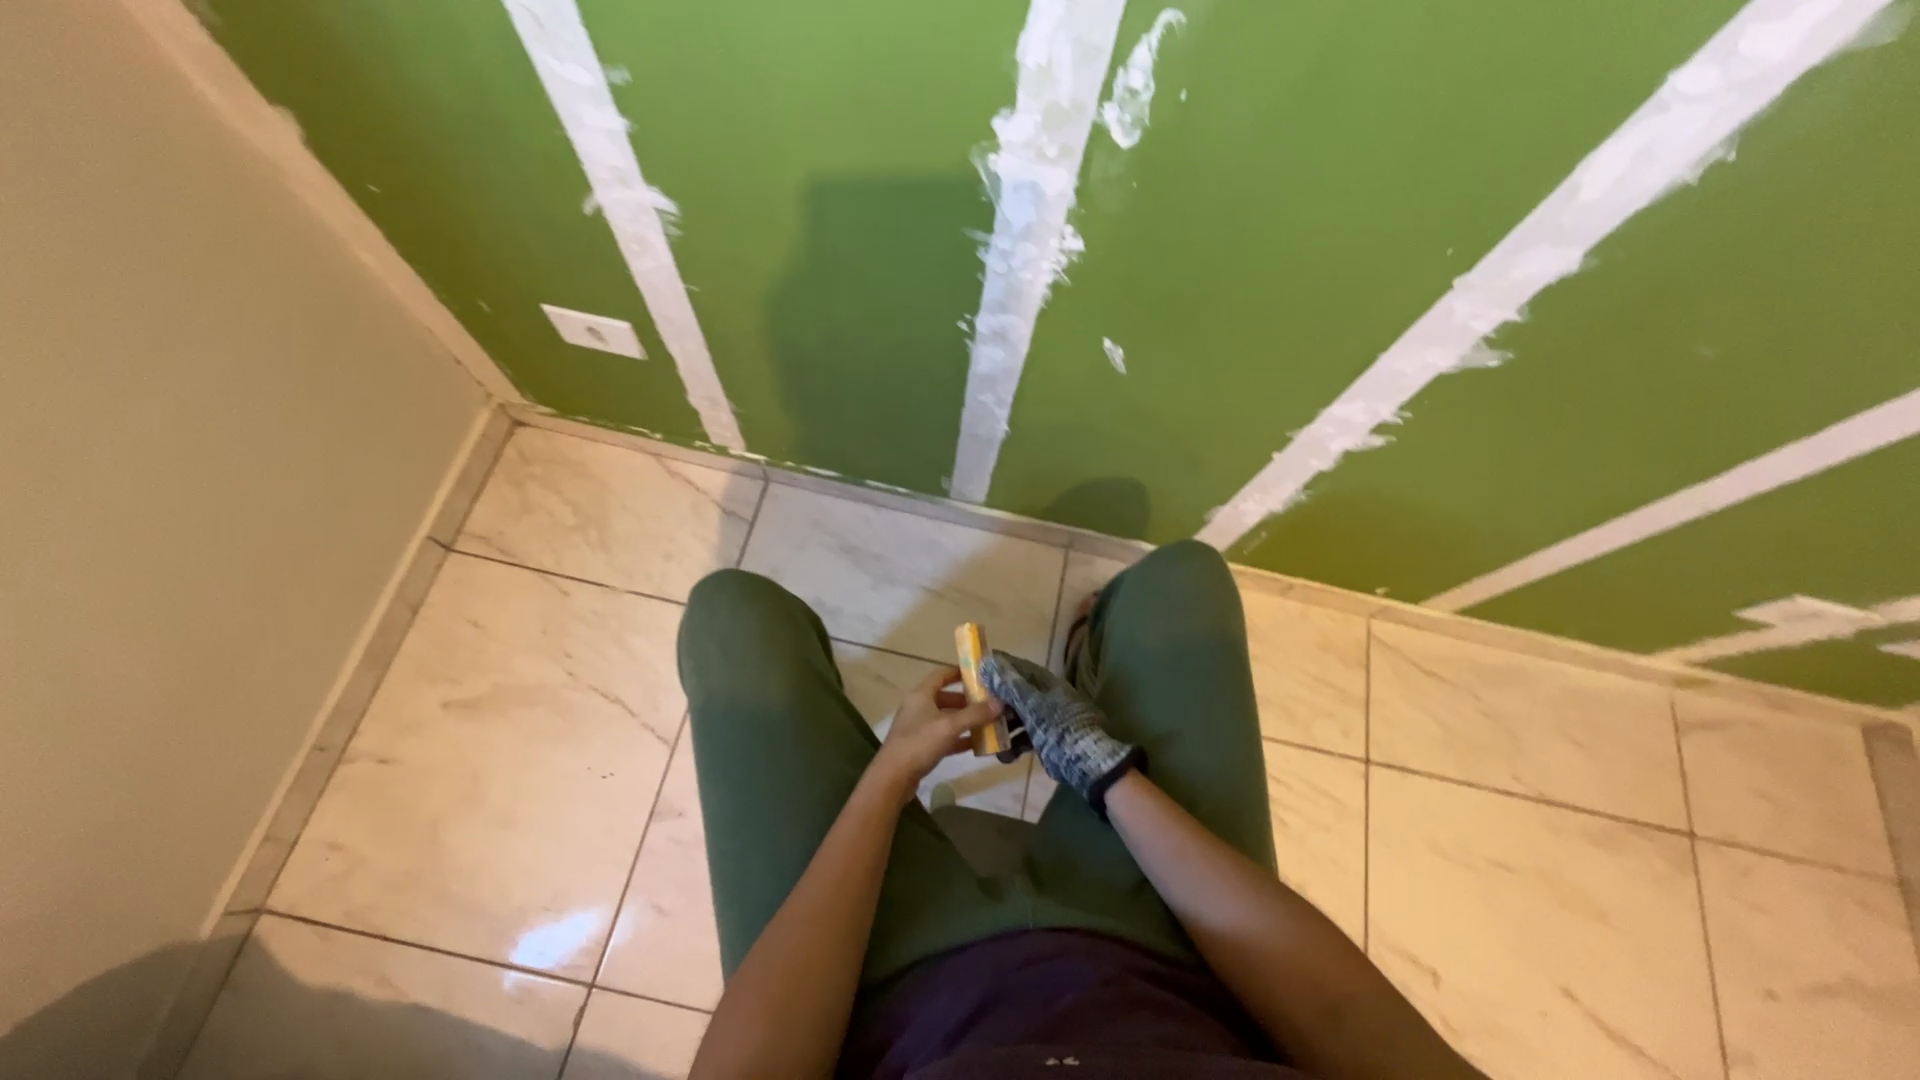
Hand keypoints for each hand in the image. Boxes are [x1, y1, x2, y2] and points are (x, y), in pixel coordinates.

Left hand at [867, 667, 1003, 805]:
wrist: (893, 777)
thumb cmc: (919, 743)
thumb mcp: (949, 726)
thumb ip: (975, 714)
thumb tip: (999, 702)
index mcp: (921, 695)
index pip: (941, 675)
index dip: (959, 672)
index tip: (980, 676)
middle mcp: (919, 708)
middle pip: (946, 698)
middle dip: (968, 701)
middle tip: (989, 704)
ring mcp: (919, 728)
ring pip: (946, 719)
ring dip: (966, 721)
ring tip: (988, 723)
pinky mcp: (922, 747)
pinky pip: (945, 738)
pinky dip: (960, 739)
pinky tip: (977, 744)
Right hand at [979, 651, 1143, 817]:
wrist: (1083, 760)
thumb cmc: (1057, 727)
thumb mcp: (1031, 704)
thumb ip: (1009, 685)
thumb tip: (987, 662)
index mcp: (1044, 683)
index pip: (1017, 667)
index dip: (997, 667)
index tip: (976, 669)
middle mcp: (1044, 697)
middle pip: (1014, 693)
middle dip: (995, 702)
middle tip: (975, 707)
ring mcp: (1045, 718)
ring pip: (1016, 717)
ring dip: (1002, 727)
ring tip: (987, 737)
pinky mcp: (1045, 738)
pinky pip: (1023, 737)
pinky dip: (1013, 745)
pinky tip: (1005, 757)